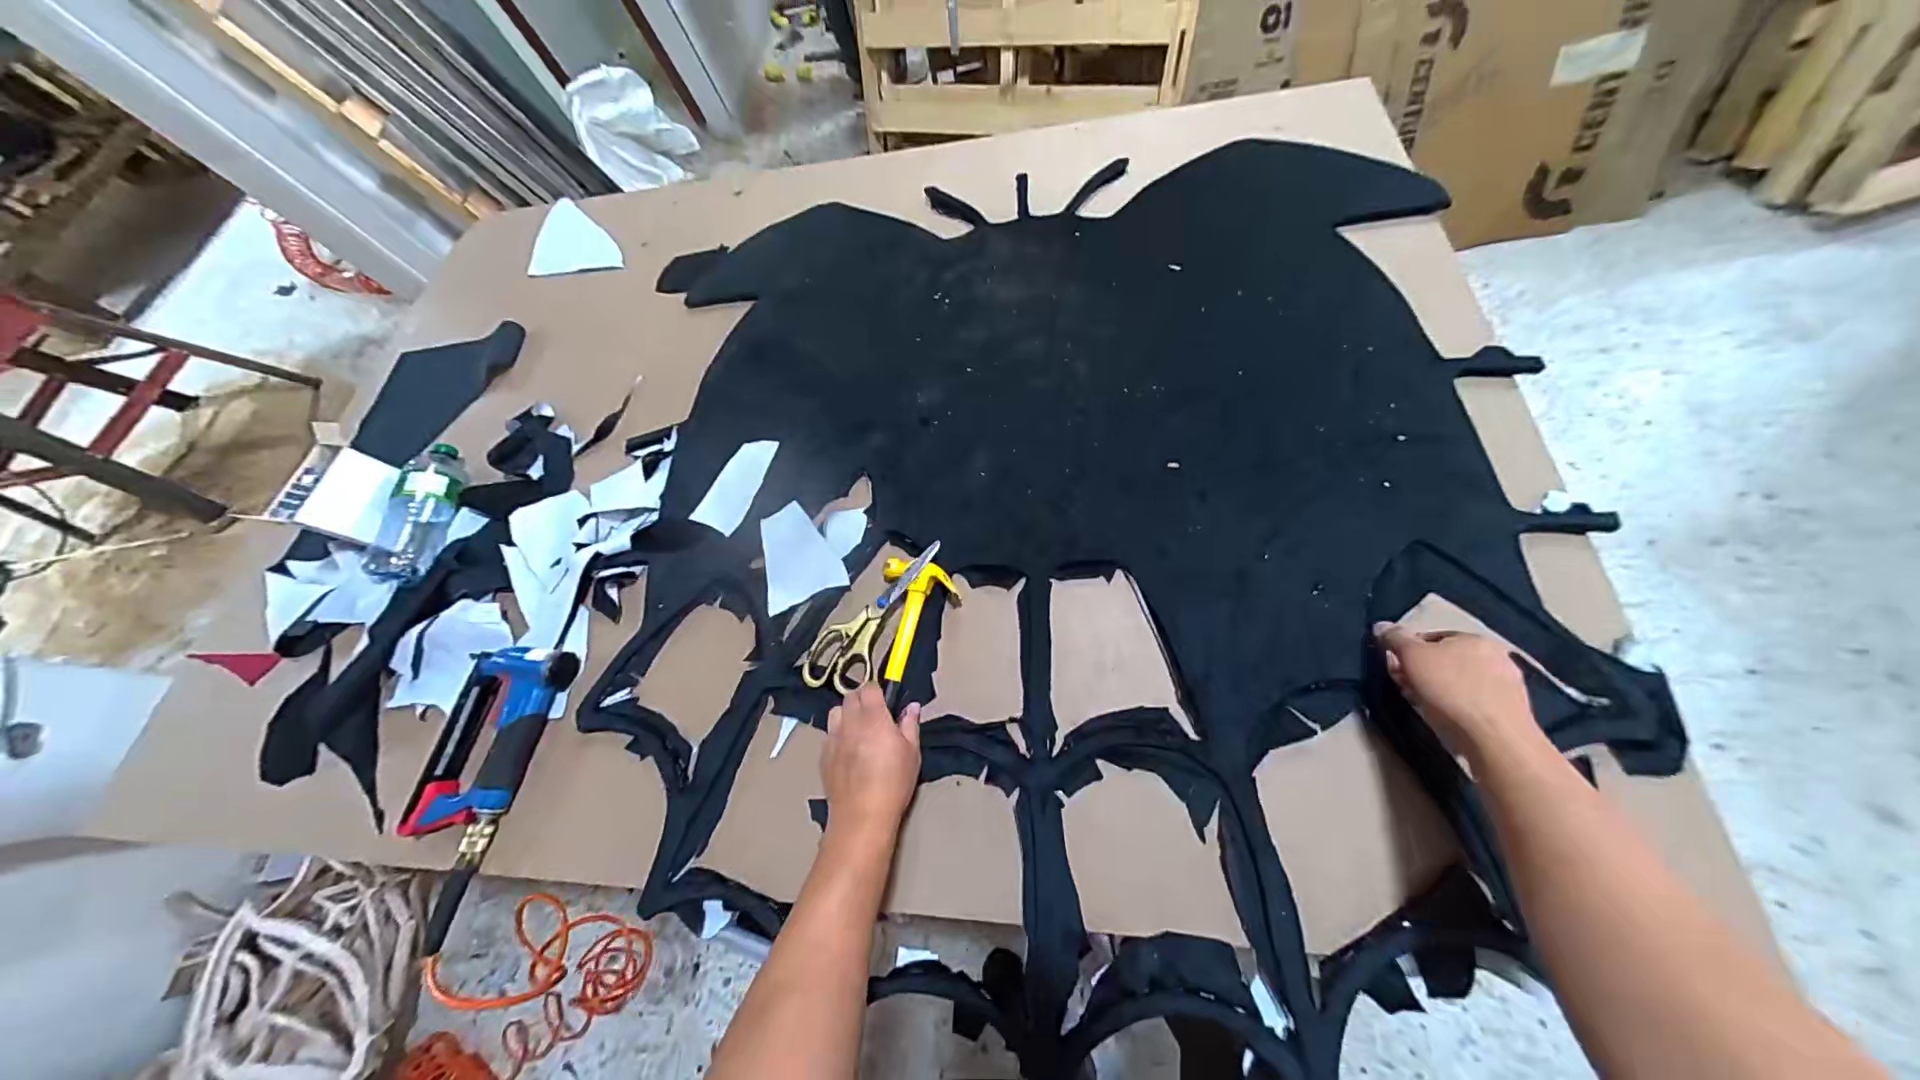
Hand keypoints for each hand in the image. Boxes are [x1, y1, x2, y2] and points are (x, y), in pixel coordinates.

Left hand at [821, 684, 921, 845]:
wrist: (861, 815)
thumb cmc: (892, 783)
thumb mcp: (912, 753)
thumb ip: (910, 725)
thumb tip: (911, 707)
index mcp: (873, 717)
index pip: (869, 687)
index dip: (877, 690)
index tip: (886, 700)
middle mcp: (850, 722)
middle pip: (850, 695)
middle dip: (862, 699)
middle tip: (876, 714)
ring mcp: (833, 738)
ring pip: (836, 712)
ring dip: (847, 713)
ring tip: (859, 729)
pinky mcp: (823, 755)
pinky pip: (829, 734)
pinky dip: (839, 734)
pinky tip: (849, 750)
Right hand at [1372, 623, 1538, 755]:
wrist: (1494, 737)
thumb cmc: (1451, 690)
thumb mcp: (1411, 656)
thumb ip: (1395, 638)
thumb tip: (1381, 626)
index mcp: (1475, 638)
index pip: (1430, 638)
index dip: (1406, 651)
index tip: (1396, 668)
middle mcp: (1496, 656)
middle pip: (1443, 660)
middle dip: (1420, 671)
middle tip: (1405, 686)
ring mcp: (1506, 684)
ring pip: (1456, 682)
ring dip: (1435, 689)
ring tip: (1422, 703)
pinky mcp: (1508, 711)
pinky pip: (1470, 701)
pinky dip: (1454, 705)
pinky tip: (1445, 716)